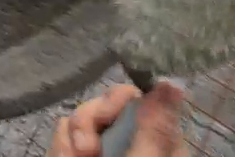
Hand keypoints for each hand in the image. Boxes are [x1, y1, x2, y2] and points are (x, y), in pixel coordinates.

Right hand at [47, 81, 187, 156]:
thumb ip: (155, 129)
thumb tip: (173, 83)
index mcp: (156, 142)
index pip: (133, 98)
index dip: (115, 101)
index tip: (104, 116)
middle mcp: (128, 140)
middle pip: (101, 105)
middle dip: (86, 124)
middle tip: (86, 151)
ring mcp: (103, 147)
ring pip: (77, 118)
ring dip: (69, 141)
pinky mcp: (78, 152)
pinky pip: (63, 134)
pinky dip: (61, 149)